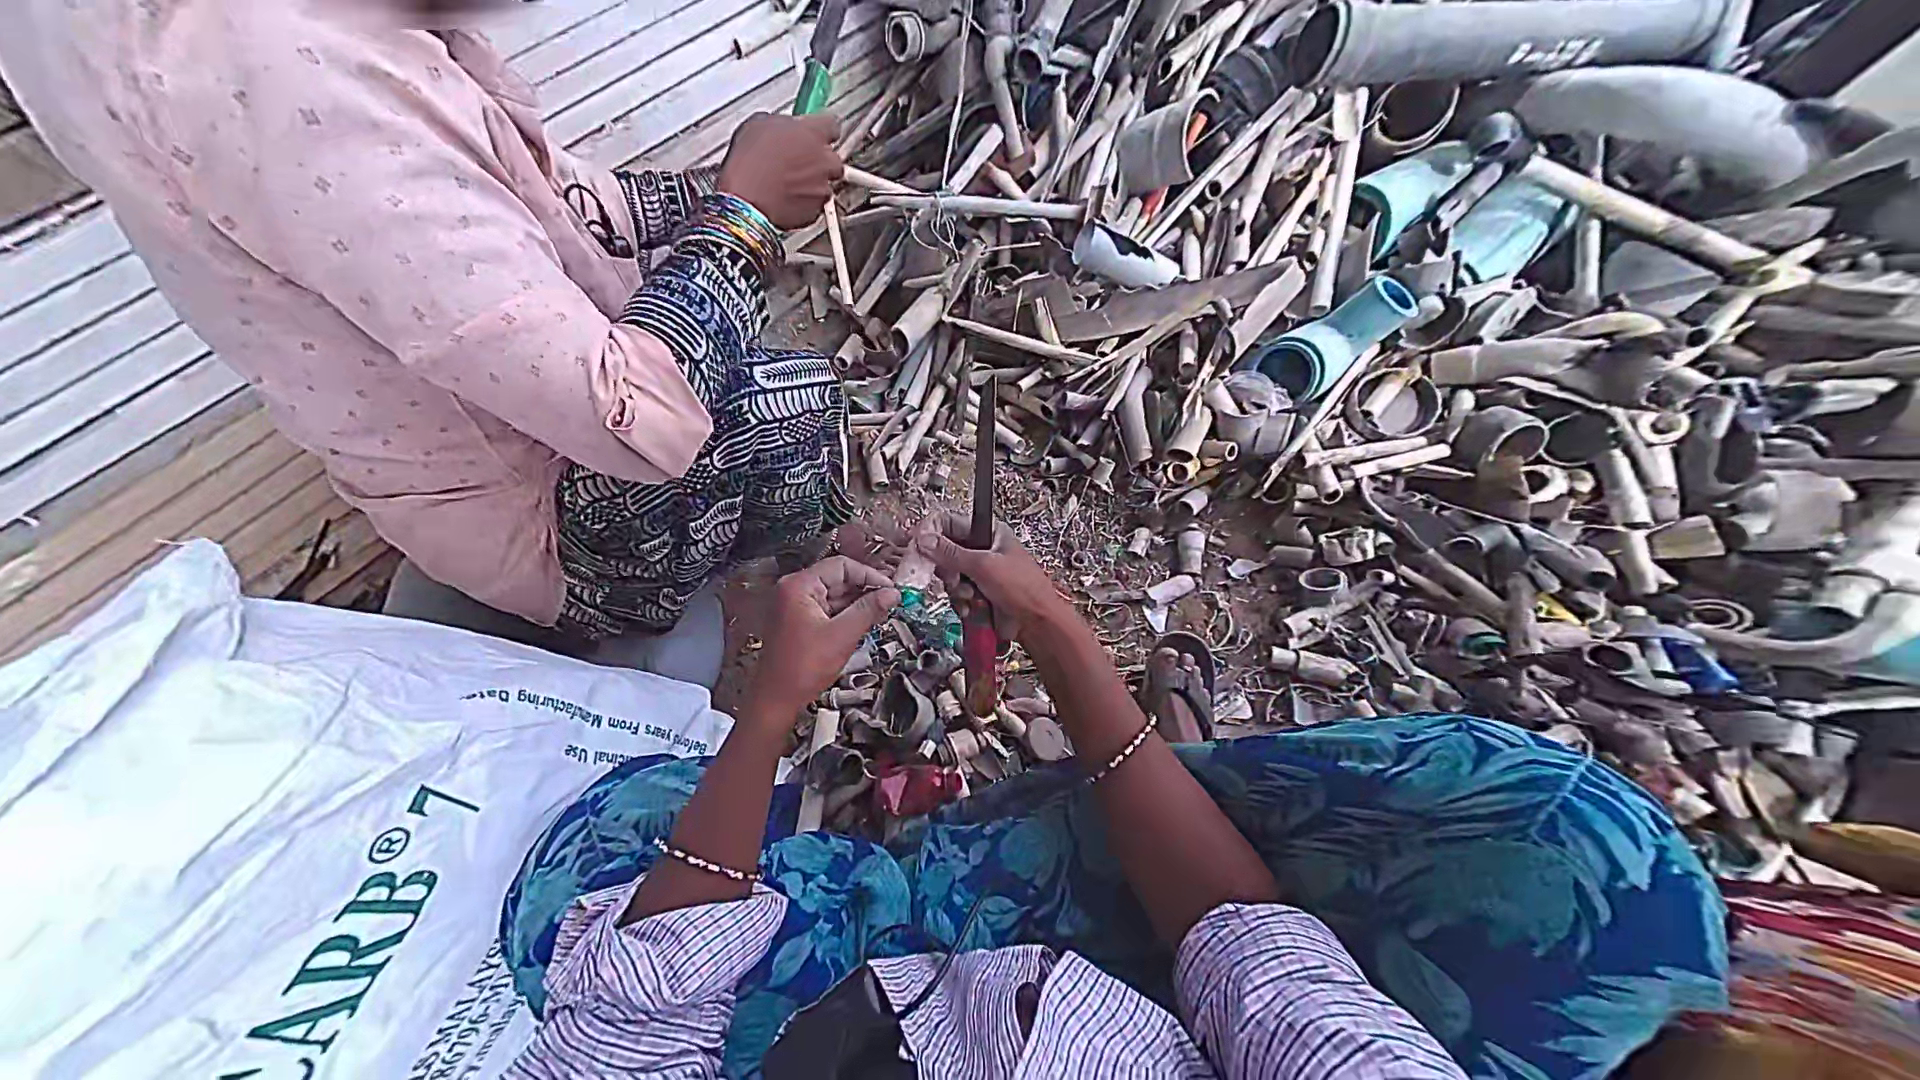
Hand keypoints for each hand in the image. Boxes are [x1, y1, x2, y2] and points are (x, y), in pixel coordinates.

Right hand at [717, 113, 843, 229]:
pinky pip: (817, 203)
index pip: (832, 124)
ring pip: (826, 182)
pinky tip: (788, 196)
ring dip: (813, 181)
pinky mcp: (818, 211)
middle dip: (820, 160)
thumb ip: (782, 124)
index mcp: (813, 133)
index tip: (816, 132)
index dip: (822, 130)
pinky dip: (806, 201)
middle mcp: (824, 161)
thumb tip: (783, 127)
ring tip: (790, 181)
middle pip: (832, 158)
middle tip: (799, 160)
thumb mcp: (759, 125)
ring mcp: (823, 187)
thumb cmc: (750, 164)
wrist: (748, 202)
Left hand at [748, 556, 898, 718]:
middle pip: (837, 578)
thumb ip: (869, 610)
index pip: (841, 566)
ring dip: (858, 603)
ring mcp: (795, 606)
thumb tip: (893, 594)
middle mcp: (794, 590)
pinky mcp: (799, 621)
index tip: (890, 589)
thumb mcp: (843, 635)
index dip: (869, 576)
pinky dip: (846, 614)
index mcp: (799, 586)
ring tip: (881, 614)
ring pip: (834, 595)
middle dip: (865, 590)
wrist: (776, 700)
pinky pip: (828, 609)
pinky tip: (864, 623)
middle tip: (890, 602)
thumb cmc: (803, 668)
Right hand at [911, 513, 1075, 646]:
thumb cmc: (1024, 589)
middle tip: (954, 577)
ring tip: (971, 595)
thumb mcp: (984, 566)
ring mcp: (979, 572)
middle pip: (944, 552)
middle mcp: (982, 550)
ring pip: (948, 575)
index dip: (933, 533)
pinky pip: (955, 593)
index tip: (920, 546)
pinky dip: (960, 601)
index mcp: (989, 533)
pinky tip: (972, 606)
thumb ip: (951, 553)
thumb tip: (925, 540)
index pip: (950, 523)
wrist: (1036, 623)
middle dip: (947, 569)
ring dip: (956, 589)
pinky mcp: (976, 592)